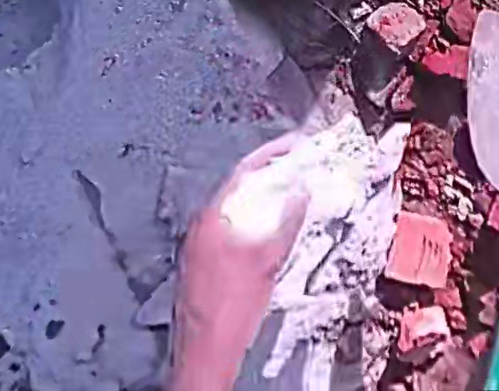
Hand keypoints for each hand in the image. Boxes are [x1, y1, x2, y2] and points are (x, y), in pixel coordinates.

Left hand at [169, 133, 310, 390]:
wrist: (206, 355)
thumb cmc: (235, 307)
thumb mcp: (270, 258)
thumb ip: (288, 219)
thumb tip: (302, 190)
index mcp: (212, 216)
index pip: (245, 170)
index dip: (273, 152)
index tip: (295, 142)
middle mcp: (199, 225)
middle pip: (238, 185)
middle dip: (269, 173)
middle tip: (295, 163)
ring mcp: (196, 244)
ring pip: (233, 206)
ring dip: (260, 196)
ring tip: (286, 189)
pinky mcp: (198, 262)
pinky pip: (227, 225)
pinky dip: (249, 217)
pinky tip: (267, 224)